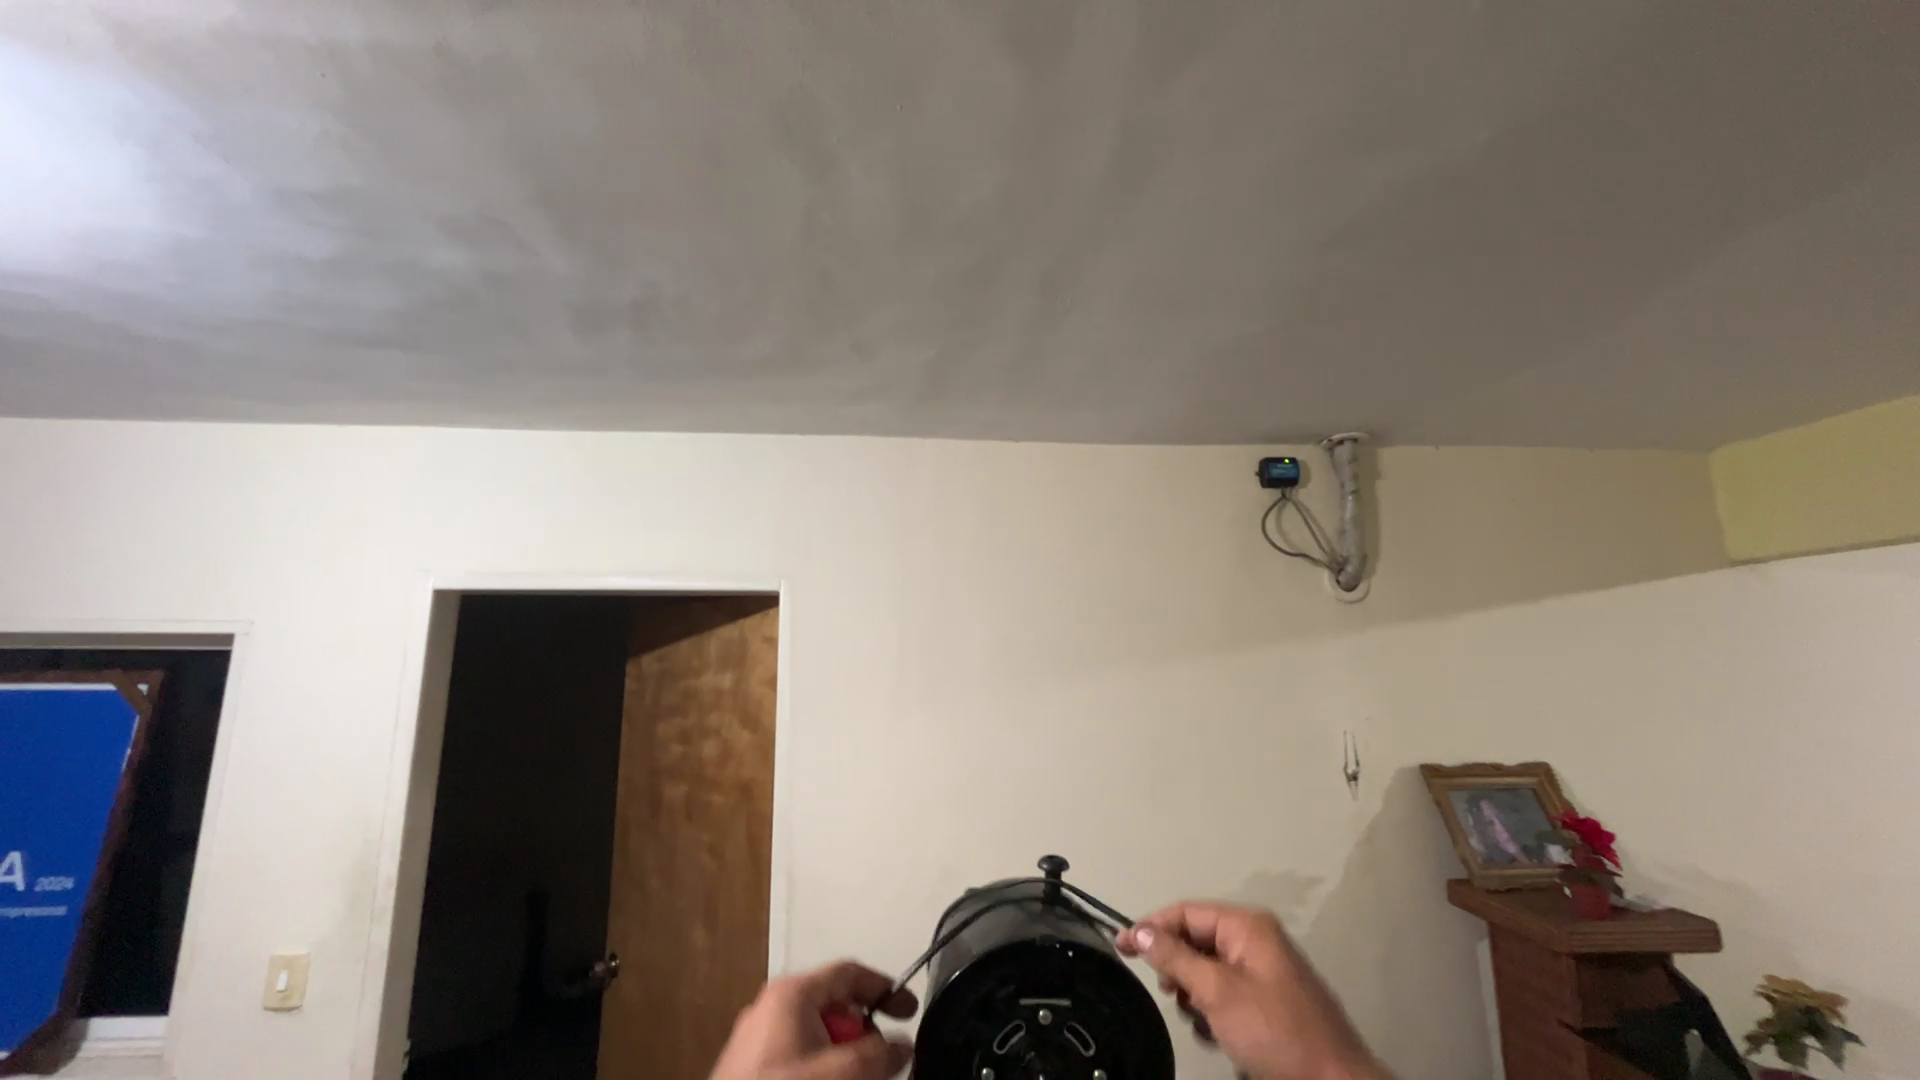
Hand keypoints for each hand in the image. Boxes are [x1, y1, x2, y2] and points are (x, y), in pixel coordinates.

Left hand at [709, 961, 917, 1079]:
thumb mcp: (838, 1074)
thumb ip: (877, 1056)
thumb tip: (902, 1046)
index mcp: (792, 994)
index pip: (849, 973)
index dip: (885, 989)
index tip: (910, 1013)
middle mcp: (772, 1007)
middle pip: (835, 1008)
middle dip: (864, 1036)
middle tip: (882, 1065)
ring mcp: (758, 1040)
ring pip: (818, 1039)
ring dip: (844, 1060)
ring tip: (857, 1079)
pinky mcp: (750, 1070)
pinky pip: (799, 1058)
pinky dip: (821, 1071)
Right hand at [1116, 902, 1387, 1079]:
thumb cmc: (1274, 1031)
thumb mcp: (1217, 992)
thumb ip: (1175, 957)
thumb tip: (1139, 931)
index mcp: (1247, 926)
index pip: (1185, 912)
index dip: (1150, 928)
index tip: (1119, 948)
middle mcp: (1254, 940)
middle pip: (1195, 940)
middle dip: (1177, 969)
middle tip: (1170, 995)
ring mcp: (1263, 972)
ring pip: (1206, 970)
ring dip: (1194, 994)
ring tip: (1199, 1020)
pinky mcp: (1267, 1002)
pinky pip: (1224, 993)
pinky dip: (1212, 1011)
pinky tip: (1215, 1034)